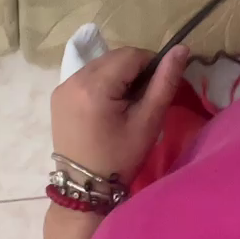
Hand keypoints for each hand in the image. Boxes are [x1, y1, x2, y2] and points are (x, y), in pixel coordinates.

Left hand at [49, 45, 189, 183]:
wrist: (84, 189)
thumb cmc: (120, 158)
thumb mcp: (148, 122)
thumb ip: (165, 82)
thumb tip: (181, 48)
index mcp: (95, 86)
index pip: (132, 55)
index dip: (150, 66)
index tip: (155, 89)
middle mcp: (74, 79)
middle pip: (115, 57)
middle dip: (133, 71)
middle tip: (141, 100)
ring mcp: (63, 86)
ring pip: (101, 64)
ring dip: (117, 75)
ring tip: (124, 104)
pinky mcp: (58, 95)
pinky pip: (87, 75)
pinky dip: (102, 83)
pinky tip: (106, 107)